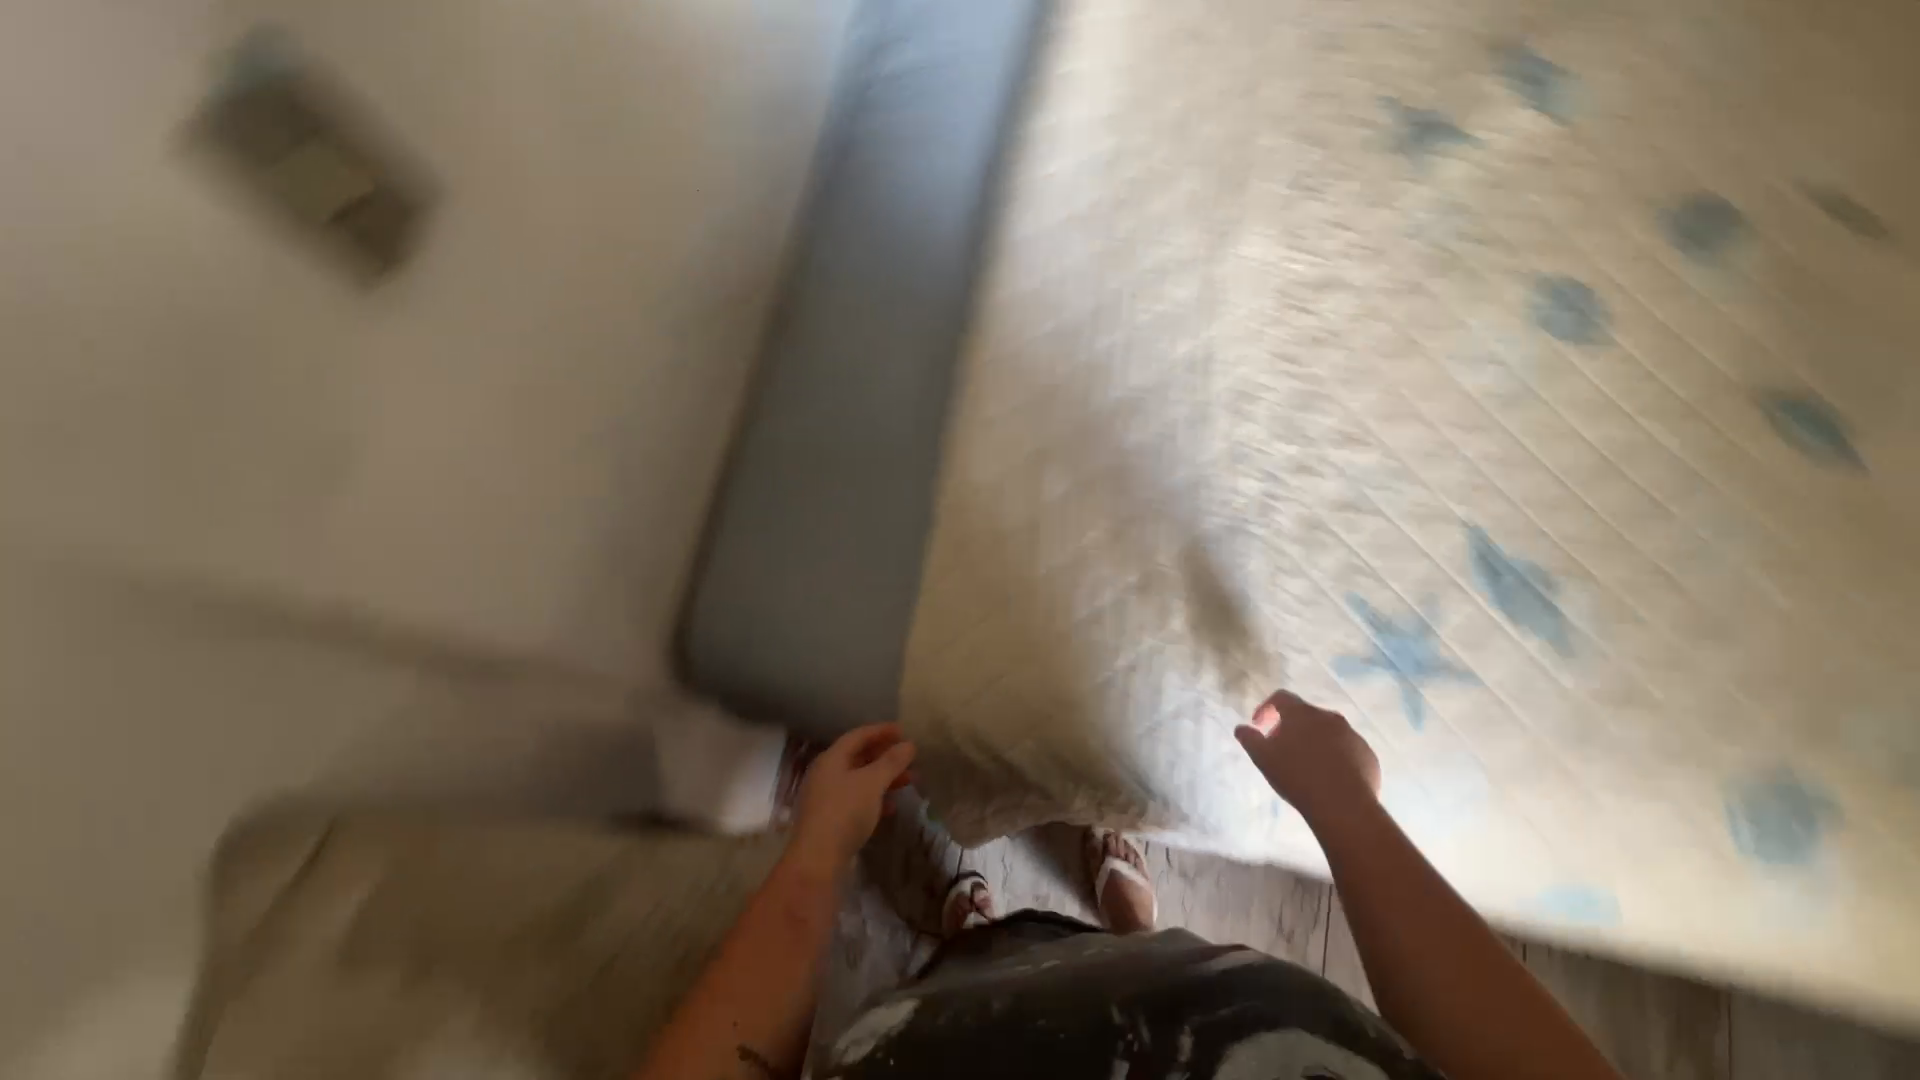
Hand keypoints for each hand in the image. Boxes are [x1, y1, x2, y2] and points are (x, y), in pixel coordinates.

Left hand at [786, 723, 916, 872]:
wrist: (817, 859)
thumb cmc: (845, 812)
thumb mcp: (872, 783)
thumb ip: (891, 762)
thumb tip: (909, 744)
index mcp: (831, 759)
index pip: (858, 735)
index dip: (881, 731)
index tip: (903, 730)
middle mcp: (825, 774)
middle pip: (858, 757)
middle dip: (885, 756)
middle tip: (909, 757)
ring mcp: (826, 798)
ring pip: (859, 780)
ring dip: (883, 778)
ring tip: (909, 781)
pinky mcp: (830, 819)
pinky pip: (856, 800)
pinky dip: (874, 798)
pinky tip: (891, 807)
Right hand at [1235, 690, 1380, 818]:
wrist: (1343, 806)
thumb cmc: (1296, 776)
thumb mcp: (1263, 758)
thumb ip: (1249, 739)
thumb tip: (1241, 728)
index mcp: (1302, 714)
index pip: (1281, 697)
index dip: (1267, 708)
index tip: (1259, 725)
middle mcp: (1329, 717)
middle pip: (1306, 715)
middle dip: (1292, 727)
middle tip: (1282, 748)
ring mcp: (1352, 735)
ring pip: (1329, 732)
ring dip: (1315, 742)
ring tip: (1306, 766)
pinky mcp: (1368, 755)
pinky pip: (1347, 749)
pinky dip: (1336, 757)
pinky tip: (1329, 778)